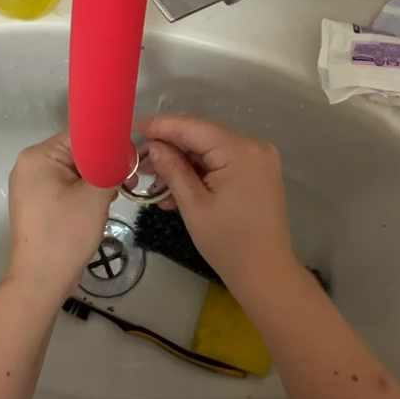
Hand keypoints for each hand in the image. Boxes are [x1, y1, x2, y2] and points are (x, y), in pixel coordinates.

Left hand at [5, 133, 117, 298]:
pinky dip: (84, 193)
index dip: (108, 143)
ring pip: (74, 172)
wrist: (41, 281)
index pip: (79, 136)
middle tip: (128, 180)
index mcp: (37, 157)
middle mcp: (29, 166)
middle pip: (76, 153)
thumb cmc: (65, 234)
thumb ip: (113, 167)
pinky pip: (66, 188)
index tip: (131, 157)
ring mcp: (31, 187)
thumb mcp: (95, 196)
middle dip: (103, 165)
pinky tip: (99, 207)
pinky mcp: (37, 204)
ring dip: (96, 181)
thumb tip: (129, 151)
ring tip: (115, 196)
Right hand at [140, 114, 298, 288]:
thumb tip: (153, 146)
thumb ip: (172, 169)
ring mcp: (258, 159)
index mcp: (240, 151)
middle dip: (169, 147)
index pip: (193, 127)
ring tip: (154, 181)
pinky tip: (177, 189)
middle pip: (202, 136)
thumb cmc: (228, 242)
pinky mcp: (257, 172)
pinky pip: (222, 162)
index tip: (134, 129)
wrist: (265, 273)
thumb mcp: (193, 205)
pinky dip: (200, 172)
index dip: (161, 126)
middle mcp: (253, 146)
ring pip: (210, 149)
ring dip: (182, 162)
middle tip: (139, 161)